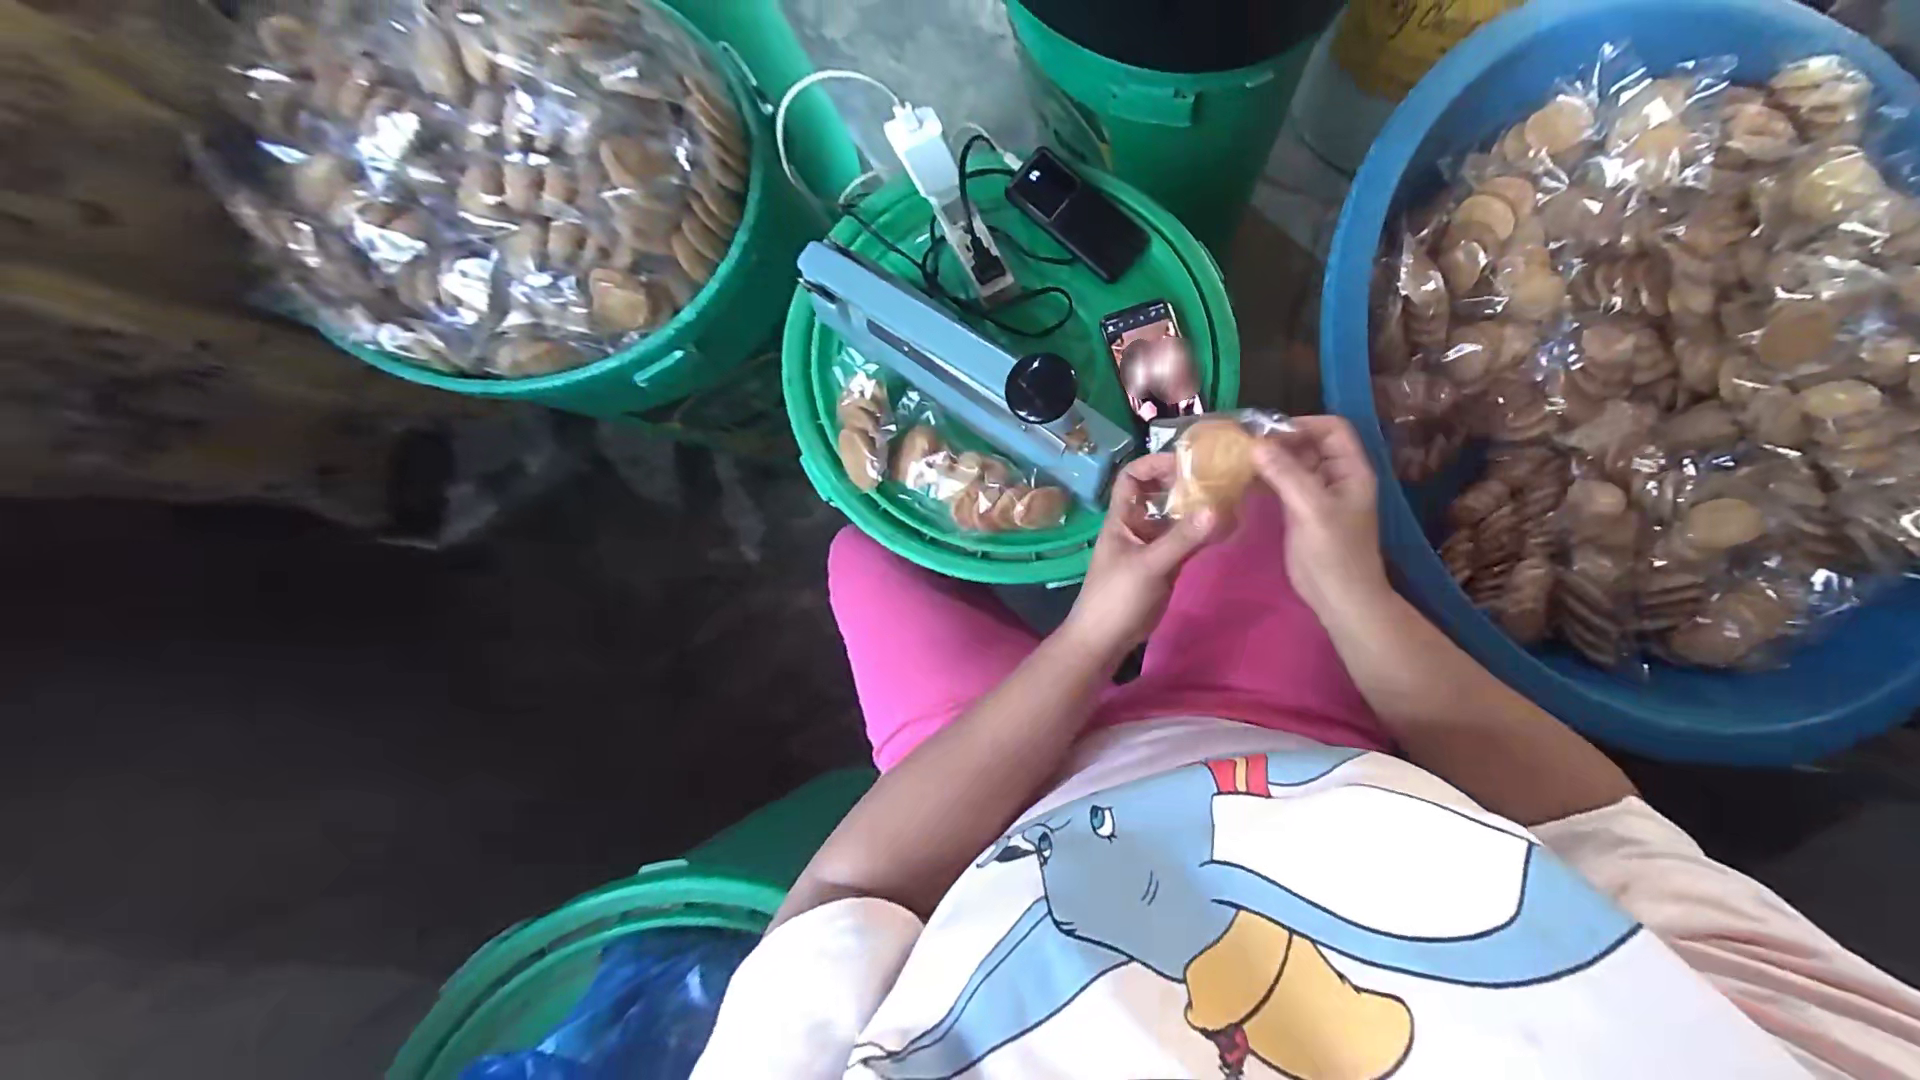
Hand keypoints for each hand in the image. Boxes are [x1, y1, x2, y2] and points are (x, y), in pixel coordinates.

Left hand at [1061, 454, 1218, 660]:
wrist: (1105, 638)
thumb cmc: (1116, 597)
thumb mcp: (1149, 566)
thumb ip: (1181, 539)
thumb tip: (1217, 508)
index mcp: (1121, 519)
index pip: (1131, 478)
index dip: (1153, 463)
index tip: (1185, 461)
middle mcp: (1136, 526)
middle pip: (1158, 494)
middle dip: (1183, 483)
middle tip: (1218, 477)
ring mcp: (1151, 546)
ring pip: (1175, 518)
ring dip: (1197, 509)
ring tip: (1230, 497)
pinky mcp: (1165, 565)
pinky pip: (1185, 542)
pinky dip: (1203, 534)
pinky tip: (1227, 528)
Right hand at [1251, 416, 1391, 618]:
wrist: (1339, 597)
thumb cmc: (1334, 552)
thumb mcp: (1311, 509)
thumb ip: (1286, 474)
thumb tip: (1255, 445)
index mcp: (1351, 470)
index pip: (1332, 429)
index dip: (1302, 424)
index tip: (1267, 432)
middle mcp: (1336, 476)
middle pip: (1310, 443)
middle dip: (1280, 440)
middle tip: (1244, 444)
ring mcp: (1318, 494)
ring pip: (1294, 463)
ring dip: (1270, 459)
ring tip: (1238, 459)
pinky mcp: (1300, 511)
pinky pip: (1283, 483)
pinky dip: (1266, 478)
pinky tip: (1244, 479)